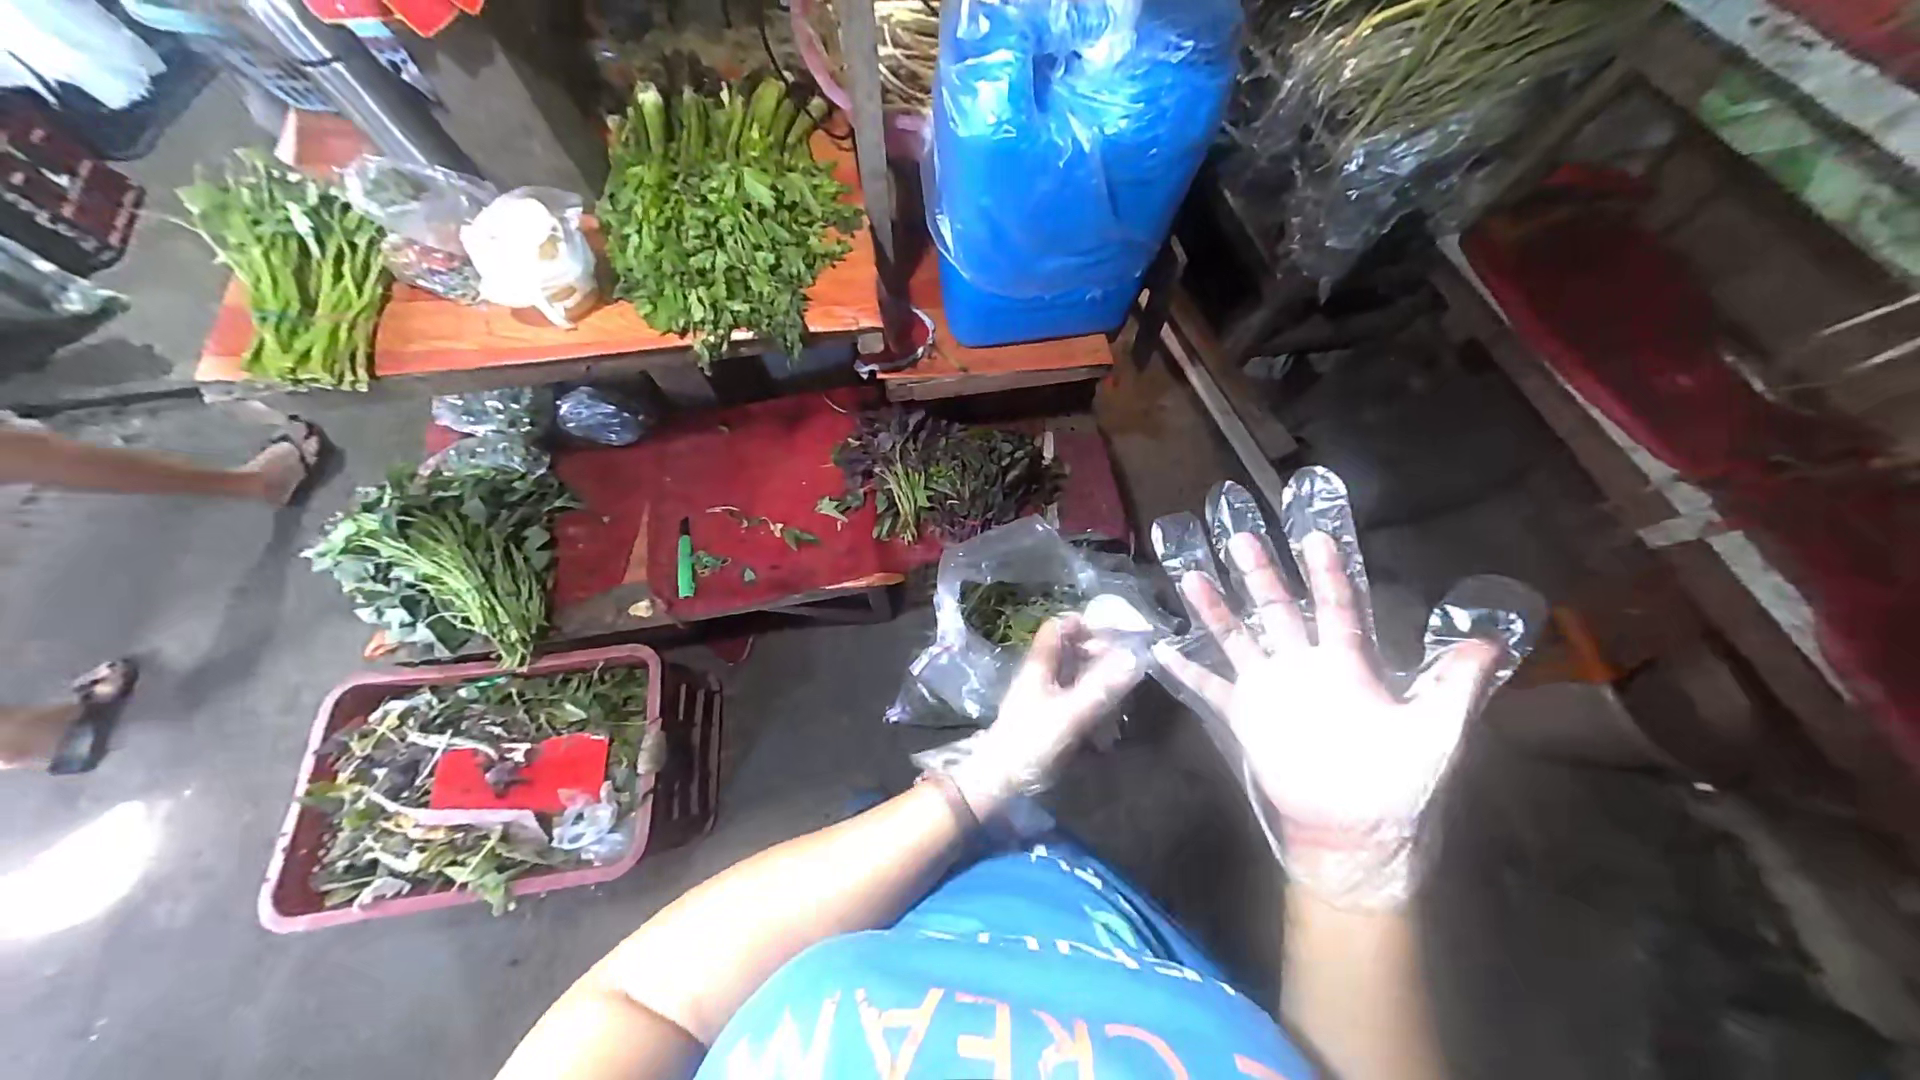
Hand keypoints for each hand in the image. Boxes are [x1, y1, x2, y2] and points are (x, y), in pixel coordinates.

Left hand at [945, 614, 1142, 820]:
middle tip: (1126, 671)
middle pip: (1072, 651)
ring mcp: (1044, 695)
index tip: (1116, 636)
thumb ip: (1101, 687)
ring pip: (1077, 676)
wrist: (1002, 778)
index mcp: (1039, 664)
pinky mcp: (1049, 716)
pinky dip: (1093, 708)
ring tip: (1120, 705)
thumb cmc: (1032, 741)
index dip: (1085, 625)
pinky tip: (1105, 732)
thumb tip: (1133, 658)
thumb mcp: (1071, 713)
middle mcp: (1041, 674)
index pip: (1059, 627)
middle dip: (1101, 658)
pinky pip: (1076, 701)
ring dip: (1100, 686)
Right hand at [1155, 531, 1502, 905]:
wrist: (1353, 829)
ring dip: (1215, 609)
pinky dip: (1186, 671)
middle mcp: (1302, 666)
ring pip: (1236, 638)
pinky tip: (1162, 650)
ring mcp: (1268, 688)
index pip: (1335, 607)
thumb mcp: (1435, 732)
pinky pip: (1209, 687)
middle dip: (1260, 574)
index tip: (1314, 538)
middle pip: (1276, 610)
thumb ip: (1453, 685)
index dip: (1326, 574)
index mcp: (1345, 664)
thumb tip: (1489, 641)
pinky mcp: (1243, 714)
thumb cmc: (1397, 781)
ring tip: (1191, 576)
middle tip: (1241, 537)